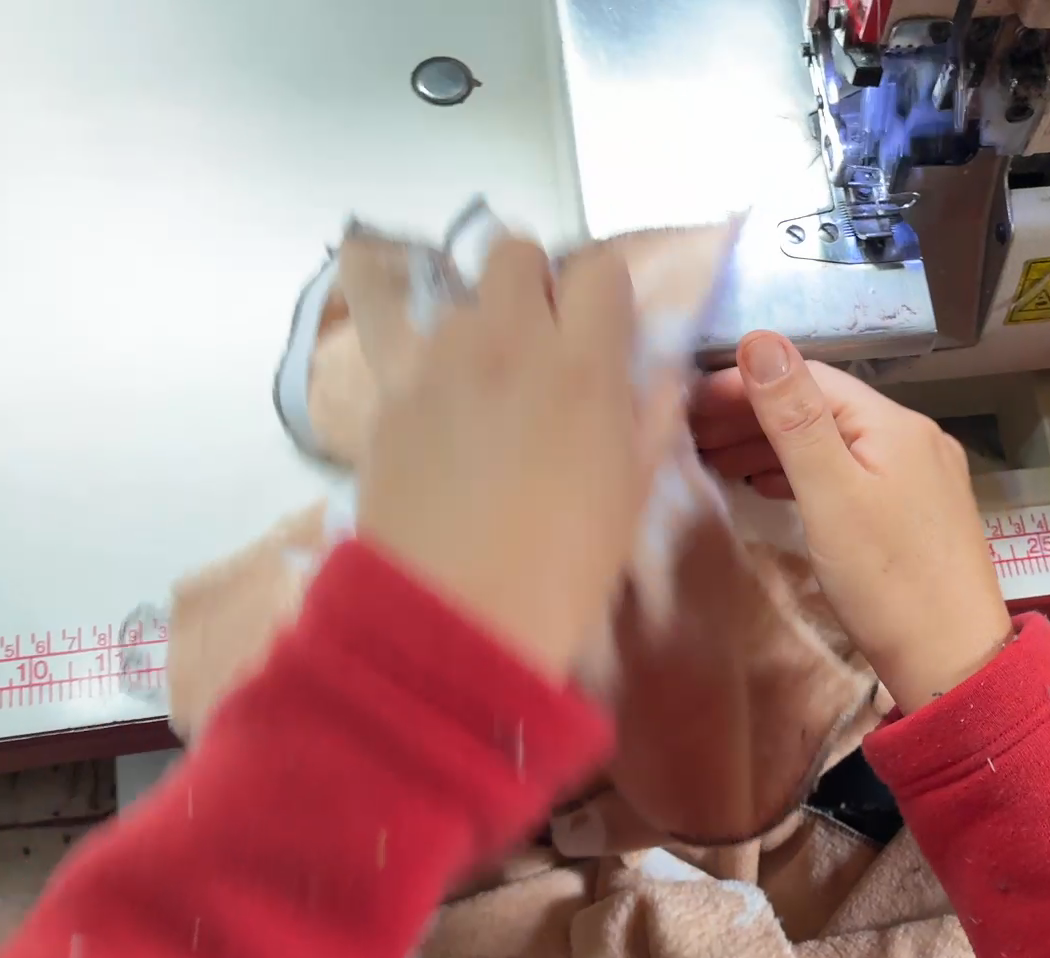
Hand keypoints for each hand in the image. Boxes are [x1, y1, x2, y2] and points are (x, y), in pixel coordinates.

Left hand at [359, 238, 676, 680]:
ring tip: (491, 368)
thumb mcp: (633, 489)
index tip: (610, 323)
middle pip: (516, 251)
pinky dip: (426, 340)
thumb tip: (660, 371)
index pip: (599, 271)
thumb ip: (653, 415)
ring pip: (457, 286)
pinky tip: (437, 383)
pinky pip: (403, 330)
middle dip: (537, 279)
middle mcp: (509, 342)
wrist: (460, 615)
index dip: (608, 290)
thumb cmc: (569, 561)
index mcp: (585, 368)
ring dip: (483, 310)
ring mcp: (440, 360)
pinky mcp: (389, 389)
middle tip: (547, 335)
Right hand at [691, 331, 1012, 712]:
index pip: (810, 381)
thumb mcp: (831, 495)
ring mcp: (920, 477)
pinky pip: (851, 475)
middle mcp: (914, 439)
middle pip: (823, 410)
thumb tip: (760, 338)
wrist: (953, 663)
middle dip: (756, 417)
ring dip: (777, 447)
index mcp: (895, 425)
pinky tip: (774, 486)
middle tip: (695, 436)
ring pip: (836, 445)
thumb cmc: (887, 581)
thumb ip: (795, 418)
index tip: (691, 403)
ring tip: (720, 461)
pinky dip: (807, 476)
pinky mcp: (916, 512)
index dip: (747, 385)